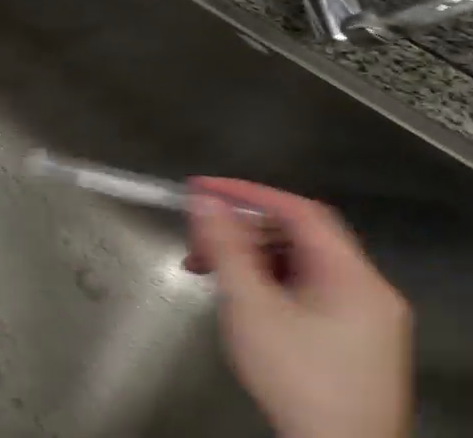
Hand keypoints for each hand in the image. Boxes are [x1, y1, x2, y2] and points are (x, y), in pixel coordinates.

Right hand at [185, 178, 411, 437]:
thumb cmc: (295, 372)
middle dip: (239, 229)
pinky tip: (235, 293)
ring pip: (298, 262)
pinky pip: (305, 287)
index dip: (246, 192)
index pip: (299, 212)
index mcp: (353, 278)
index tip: (196, 188)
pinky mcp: (353, 335)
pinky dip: (264, 278)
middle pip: (298, 237)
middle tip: (194, 238)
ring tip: (203, 269)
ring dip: (246, 255)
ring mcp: (364, 316)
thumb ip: (226, 247)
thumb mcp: (250, 304)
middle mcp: (367, 290)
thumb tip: (204, 201)